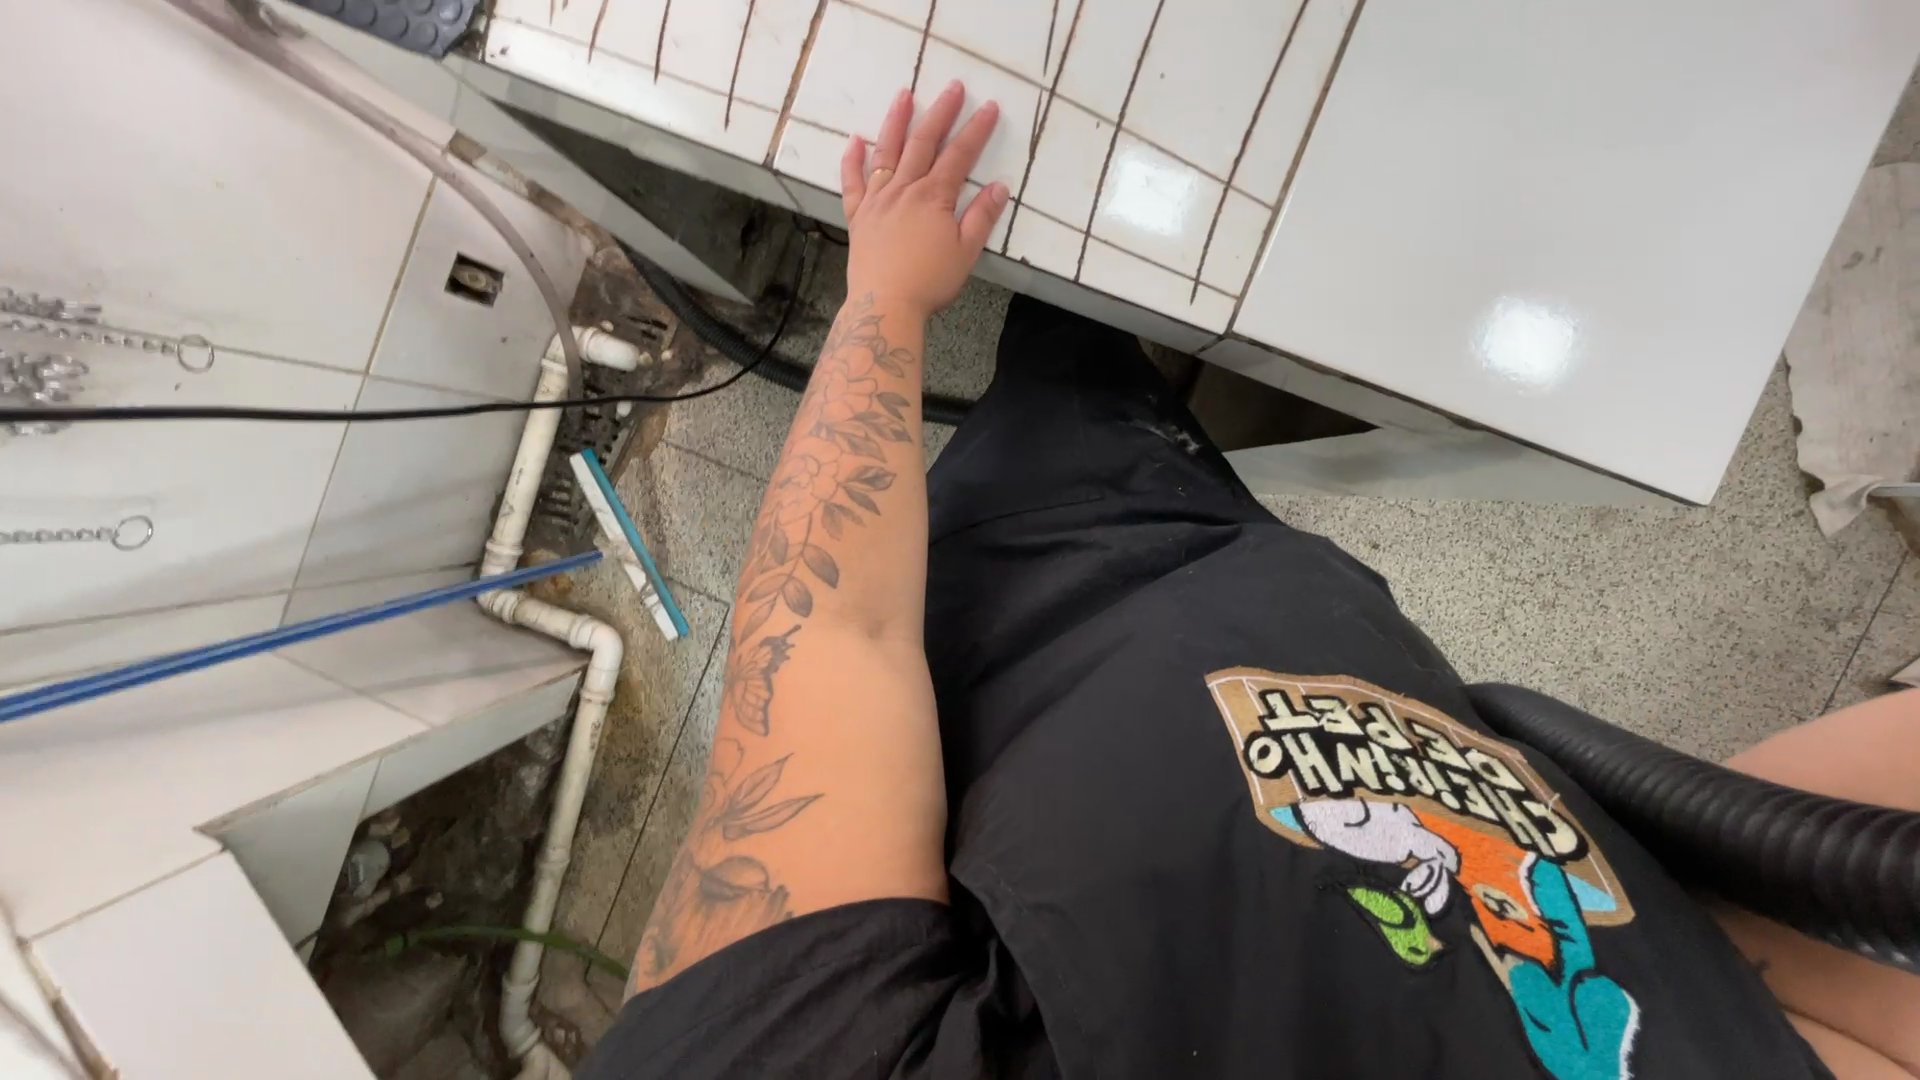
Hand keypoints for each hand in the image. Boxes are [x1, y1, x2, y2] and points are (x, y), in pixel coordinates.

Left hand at [840, 81, 1007, 321]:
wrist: (885, 304)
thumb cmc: (929, 283)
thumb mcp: (965, 253)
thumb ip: (981, 218)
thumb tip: (1000, 187)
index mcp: (934, 198)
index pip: (960, 156)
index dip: (976, 130)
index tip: (989, 107)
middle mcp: (905, 190)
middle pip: (924, 143)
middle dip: (941, 113)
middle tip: (953, 86)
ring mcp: (878, 200)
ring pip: (887, 152)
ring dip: (897, 122)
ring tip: (904, 95)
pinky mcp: (859, 216)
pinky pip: (853, 182)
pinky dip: (853, 160)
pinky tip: (856, 140)